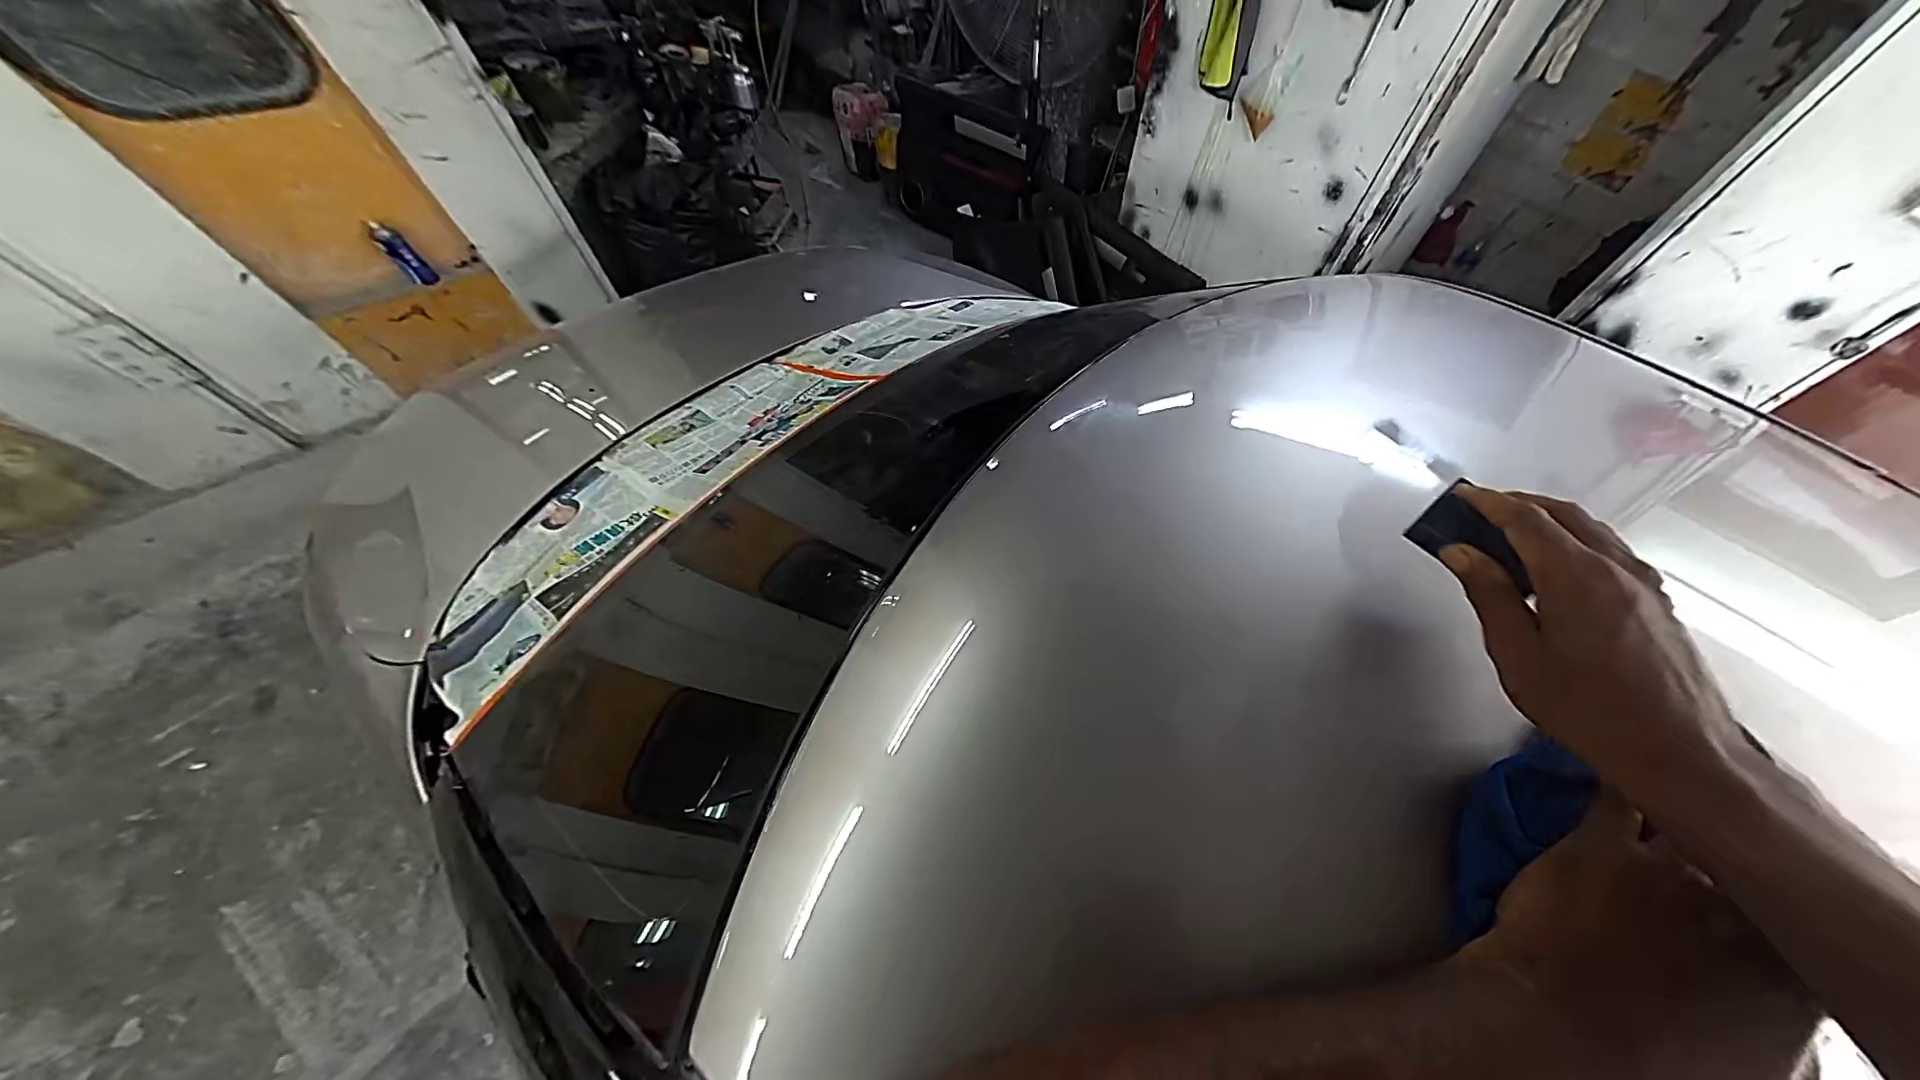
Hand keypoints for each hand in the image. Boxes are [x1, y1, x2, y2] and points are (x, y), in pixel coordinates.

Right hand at [1437, 487, 1752, 804]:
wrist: (1679, 751)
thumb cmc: (1584, 706)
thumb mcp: (1517, 652)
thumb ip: (1489, 594)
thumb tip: (1461, 552)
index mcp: (1576, 577)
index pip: (1527, 521)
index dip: (1490, 503)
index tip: (1462, 495)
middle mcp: (1617, 569)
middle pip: (1565, 516)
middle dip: (1519, 504)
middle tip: (1479, 508)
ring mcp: (1644, 585)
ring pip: (1591, 531)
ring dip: (1547, 520)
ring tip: (1508, 531)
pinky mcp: (1656, 602)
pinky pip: (1609, 551)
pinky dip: (1572, 540)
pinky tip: (1552, 564)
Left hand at [1458, 791, 1816, 1075]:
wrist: (1560, 1024)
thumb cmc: (1653, 1056)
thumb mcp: (1755, 1056)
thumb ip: (1778, 1018)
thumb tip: (1778, 1003)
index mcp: (1796, 971)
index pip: (1807, 913)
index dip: (1786, 890)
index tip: (1775, 879)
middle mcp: (1741, 907)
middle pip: (1754, 855)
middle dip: (1745, 840)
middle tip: (1736, 825)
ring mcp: (1669, 868)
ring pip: (1690, 813)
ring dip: (1689, 798)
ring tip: (1687, 776)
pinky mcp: (1600, 843)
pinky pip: (1619, 792)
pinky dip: (1621, 773)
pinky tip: (1617, 753)